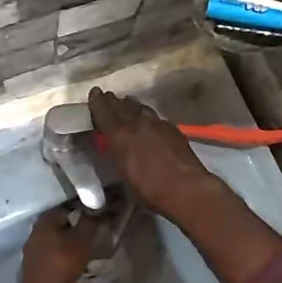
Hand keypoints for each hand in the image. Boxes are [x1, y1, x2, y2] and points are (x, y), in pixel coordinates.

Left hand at [16, 207, 91, 282]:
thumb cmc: (62, 263)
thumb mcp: (82, 240)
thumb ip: (89, 223)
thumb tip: (94, 209)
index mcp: (45, 220)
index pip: (65, 210)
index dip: (80, 215)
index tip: (93, 224)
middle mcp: (35, 231)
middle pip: (59, 226)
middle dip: (73, 232)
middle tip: (89, 240)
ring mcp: (31, 250)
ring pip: (54, 242)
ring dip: (66, 246)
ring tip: (81, 255)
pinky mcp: (32, 266)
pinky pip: (50, 256)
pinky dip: (59, 259)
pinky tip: (69, 267)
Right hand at [87, 88, 221, 221]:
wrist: (186, 188)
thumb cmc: (149, 190)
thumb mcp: (124, 175)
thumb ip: (118, 156)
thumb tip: (117, 150)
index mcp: (120, 135)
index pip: (105, 112)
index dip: (98, 101)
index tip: (95, 92)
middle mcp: (138, 123)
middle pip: (123, 106)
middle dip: (115, 102)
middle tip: (109, 97)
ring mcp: (158, 123)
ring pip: (141, 108)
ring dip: (132, 106)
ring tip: (127, 104)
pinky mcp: (173, 129)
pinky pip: (156, 118)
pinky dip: (148, 117)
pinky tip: (150, 122)